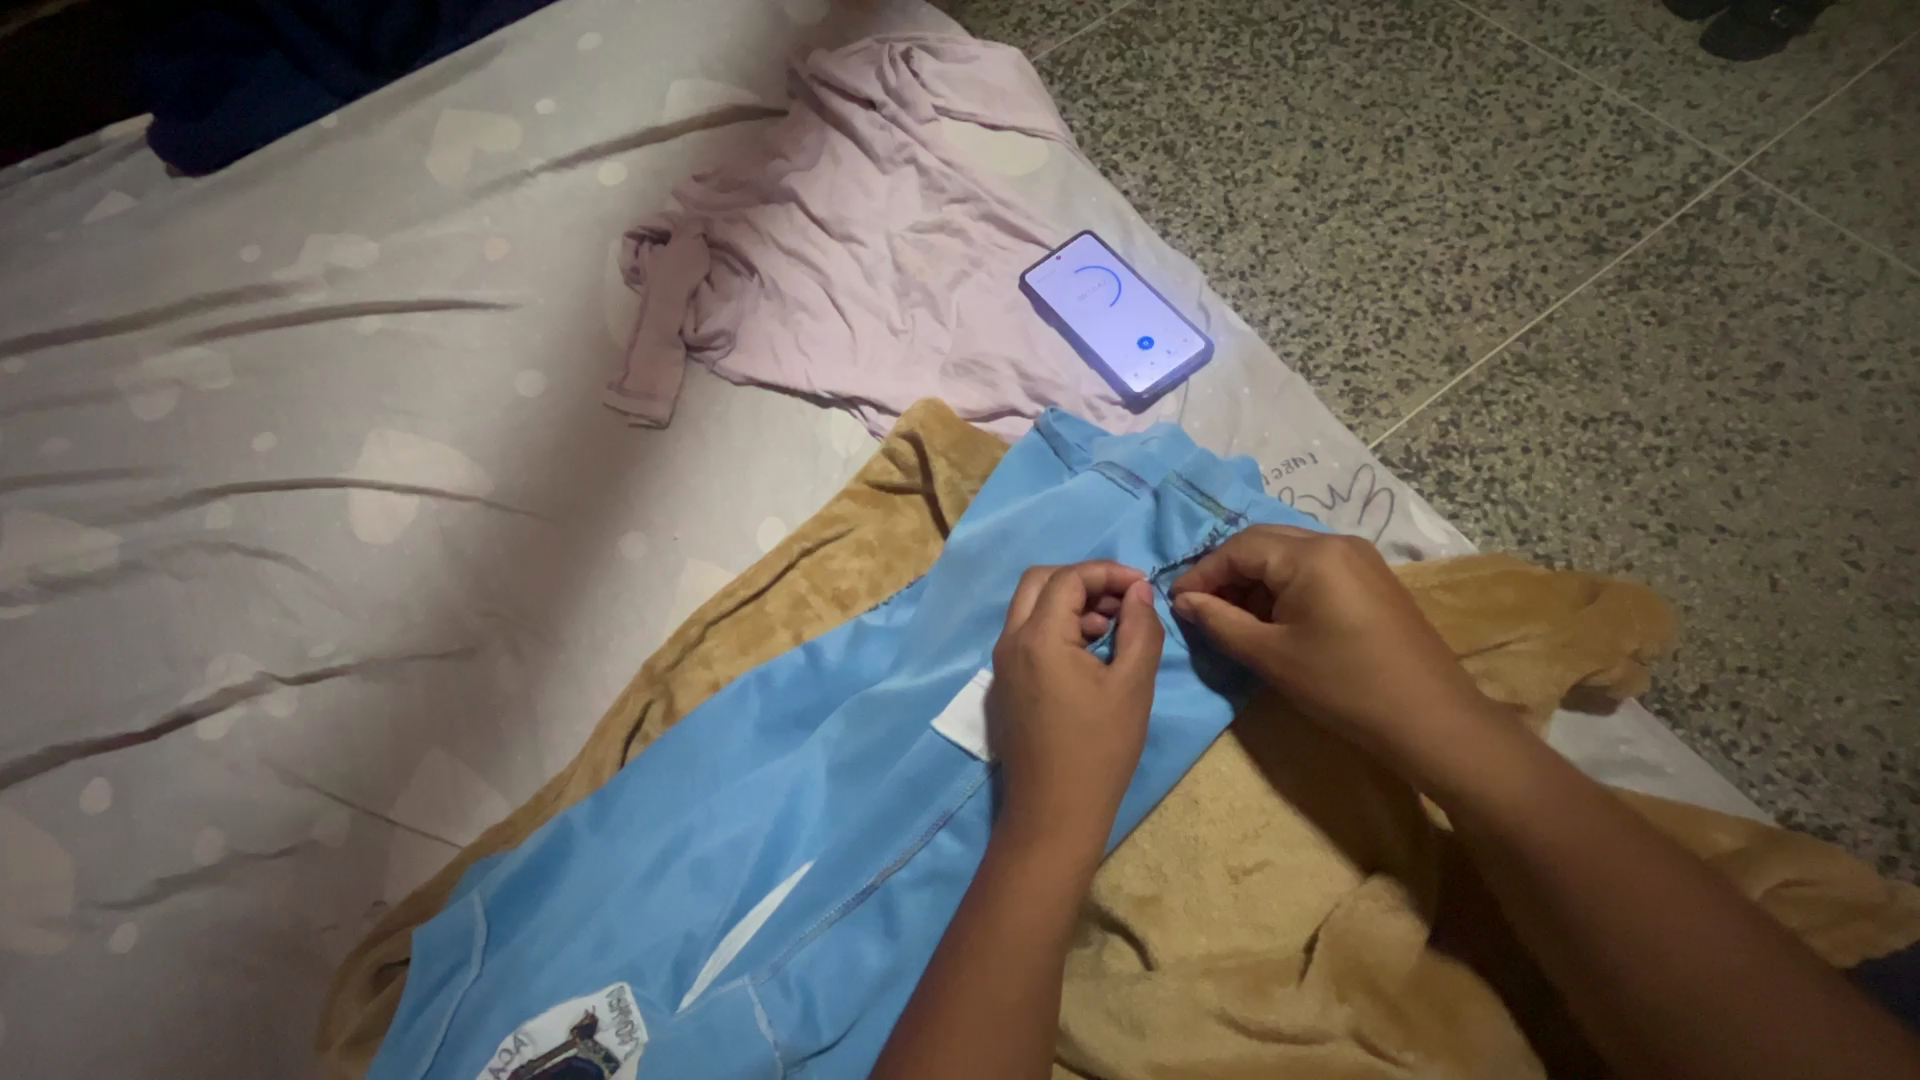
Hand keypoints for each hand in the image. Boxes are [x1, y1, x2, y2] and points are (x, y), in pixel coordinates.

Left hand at [988, 562, 1164, 842]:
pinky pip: (1026, 636)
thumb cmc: (1100, 748)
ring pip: (1030, 608)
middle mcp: (1010, 642)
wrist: (1054, 812)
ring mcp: (1001, 664)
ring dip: (1069, 605)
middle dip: (1083, 581)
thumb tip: (1138, 592)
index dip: (1108, 572)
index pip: (1069, 578)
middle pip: (1039, 582)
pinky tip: (1090, 655)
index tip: (1142, 587)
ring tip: (1112, 631)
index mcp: (1038, 637)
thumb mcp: (1133, 685)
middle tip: (1121, 602)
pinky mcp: (1004, 684)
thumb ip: (1139, 629)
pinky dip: (1055, 628)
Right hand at [1168, 526, 1498, 774]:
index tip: (1176, 603)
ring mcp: (1358, 558)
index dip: (1202, 573)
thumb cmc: (1342, 686)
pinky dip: (1281, 587)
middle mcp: (1335, 543)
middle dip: (1225, 572)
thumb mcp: (1269, 655)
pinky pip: (1312, 569)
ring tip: (1231, 617)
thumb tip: (1184, 602)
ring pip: (1287, 555)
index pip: (1238, 548)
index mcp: (1310, 555)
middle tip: (1199, 607)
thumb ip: (1219, 622)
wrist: (1430, 719)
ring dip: (1253, 580)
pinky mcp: (1370, 579)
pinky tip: (1270, 619)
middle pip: (1262, 543)